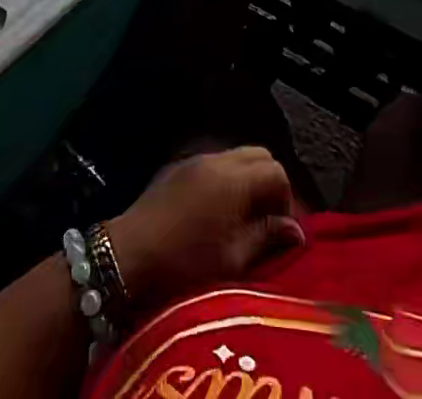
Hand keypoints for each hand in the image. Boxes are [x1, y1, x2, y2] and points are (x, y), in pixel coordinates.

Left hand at [107, 147, 304, 313]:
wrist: (125, 257)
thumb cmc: (183, 264)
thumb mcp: (232, 260)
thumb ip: (267, 238)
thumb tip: (296, 231)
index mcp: (234, 179)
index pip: (277, 172)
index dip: (286, 200)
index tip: (280, 231)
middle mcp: (217, 161)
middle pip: (260, 156)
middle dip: (270, 183)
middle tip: (266, 220)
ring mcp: (194, 161)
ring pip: (236, 157)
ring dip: (247, 180)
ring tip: (242, 218)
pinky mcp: (176, 169)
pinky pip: (214, 164)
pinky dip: (226, 179)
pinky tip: (216, 212)